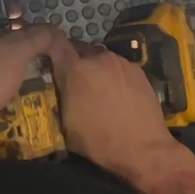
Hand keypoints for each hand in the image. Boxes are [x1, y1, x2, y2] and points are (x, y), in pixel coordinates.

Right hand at [53, 42, 182, 179]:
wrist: (145, 149)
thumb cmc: (100, 141)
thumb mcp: (66, 126)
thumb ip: (60, 99)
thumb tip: (58, 90)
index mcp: (75, 70)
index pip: (55, 44)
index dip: (50, 48)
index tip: (49, 58)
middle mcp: (97, 59)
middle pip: (80, 50)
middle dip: (75, 62)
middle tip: (75, 80)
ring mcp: (120, 62)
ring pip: (100, 58)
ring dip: (96, 68)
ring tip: (99, 89)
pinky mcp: (137, 69)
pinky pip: (118, 66)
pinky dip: (114, 75)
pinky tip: (118, 93)